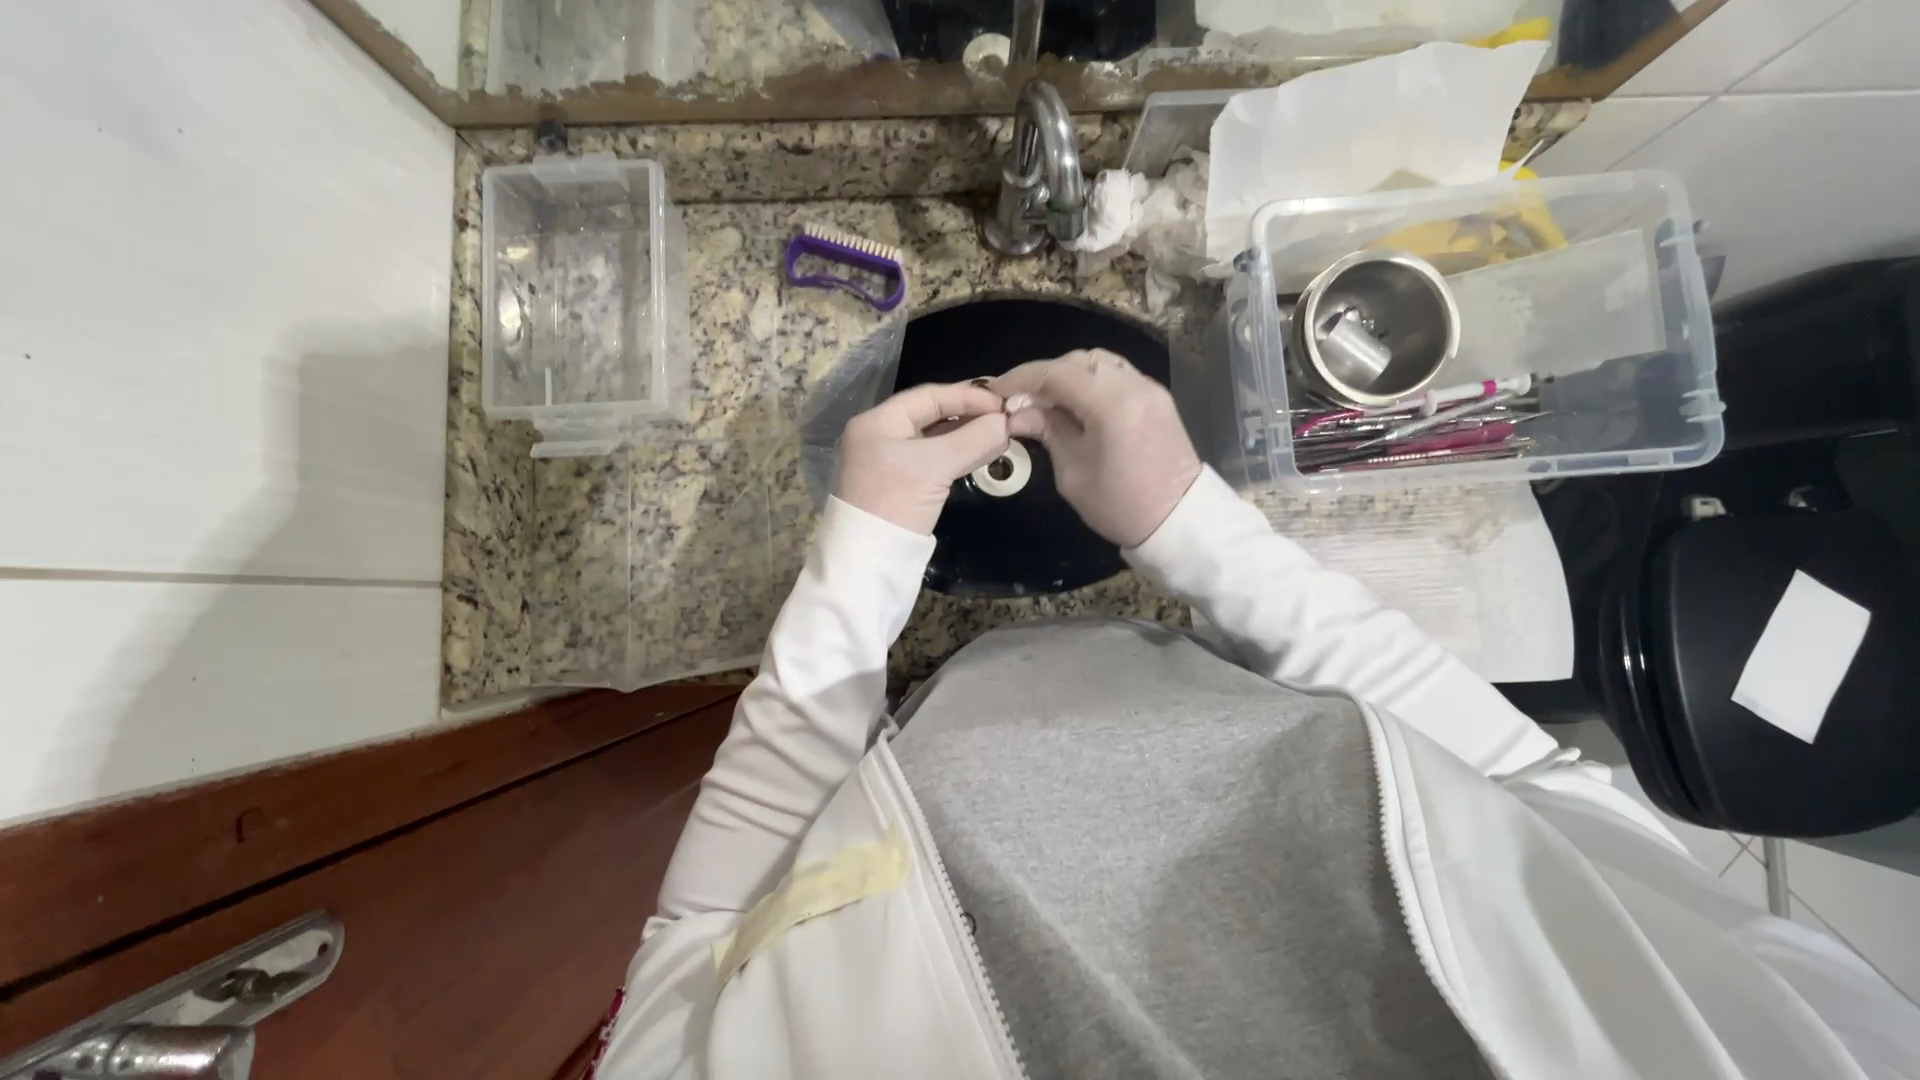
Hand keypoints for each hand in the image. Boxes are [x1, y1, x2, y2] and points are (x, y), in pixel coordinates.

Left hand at [835, 382, 1012, 533]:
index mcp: (878, 422)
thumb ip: (972, 439)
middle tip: (1006, 415)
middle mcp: (882, 436)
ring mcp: (892, 462)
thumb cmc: (895, 503)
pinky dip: (961, 455)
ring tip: (1003, 433)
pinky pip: (937, 461)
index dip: (967, 395)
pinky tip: (988, 452)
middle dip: (970, 415)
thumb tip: (1006, 421)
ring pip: (938, 440)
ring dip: (970, 436)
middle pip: (933, 415)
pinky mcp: (905, 486)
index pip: (929, 395)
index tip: (1002, 402)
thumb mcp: (934, 466)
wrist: (870, 560)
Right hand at [993, 350, 1202, 547]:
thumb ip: (1048, 431)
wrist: (1180, 522)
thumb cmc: (1120, 505)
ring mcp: (1150, 389)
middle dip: (1045, 376)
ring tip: (1045, 403)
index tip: (996, 392)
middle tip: (1019, 401)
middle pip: (1079, 361)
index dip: (1021, 378)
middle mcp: (1134, 385)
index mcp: (1112, 403)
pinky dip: (1091, 384)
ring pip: (1100, 364)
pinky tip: (1075, 407)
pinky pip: (1117, 378)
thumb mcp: (1073, 472)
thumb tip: (1019, 414)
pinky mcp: (1158, 400)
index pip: (1057, 372)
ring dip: (1068, 377)